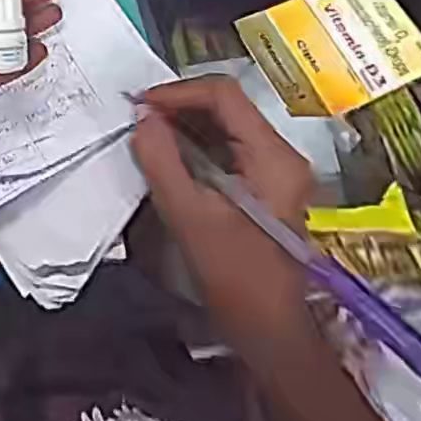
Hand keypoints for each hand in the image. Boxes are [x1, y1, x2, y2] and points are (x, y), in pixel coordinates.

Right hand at [132, 76, 314, 311]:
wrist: (268, 328)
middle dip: (178, 104)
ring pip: (224, 120)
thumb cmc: (232, 273)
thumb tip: (142, 116)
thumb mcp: (187, 213)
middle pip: (226, 103)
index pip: (224, 95)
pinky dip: (193, 139)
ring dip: (183, 120)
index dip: (178, 92)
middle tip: (139, 116)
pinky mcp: (264, 180)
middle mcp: (281, 153)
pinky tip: (168, 150)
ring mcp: (275, 166)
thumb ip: (160, 158)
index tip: (141, 104)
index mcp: (273, 157)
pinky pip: (225, 142)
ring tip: (147, 130)